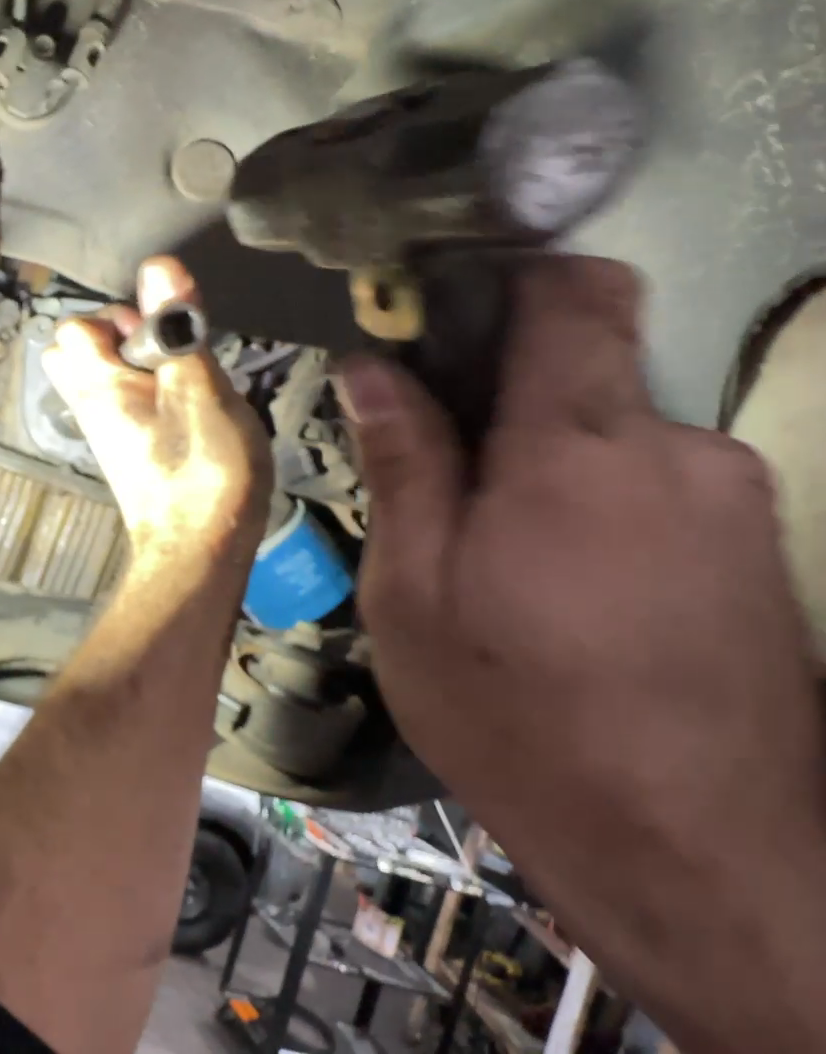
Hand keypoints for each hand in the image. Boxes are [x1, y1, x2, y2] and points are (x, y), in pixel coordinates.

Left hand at [44, 257, 270, 572]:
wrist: (196, 550)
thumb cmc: (202, 472)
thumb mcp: (199, 391)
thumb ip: (175, 330)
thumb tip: (157, 268)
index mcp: (95, 386)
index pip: (73, 325)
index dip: (117, 316)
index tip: (159, 335)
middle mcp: (87, 403)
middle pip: (81, 347)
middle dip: (122, 336)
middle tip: (166, 357)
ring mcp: (104, 427)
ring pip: (105, 373)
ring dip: (141, 364)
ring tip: (181, 382)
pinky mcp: (124, 445)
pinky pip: (121, 398)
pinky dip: (147, 391)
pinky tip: (185, 409)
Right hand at [342, 256, 825, 1051]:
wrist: (690, 848)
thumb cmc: (513, 708)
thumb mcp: (413, 590)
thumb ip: (405, 466)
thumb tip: (374, 370)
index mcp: (580, 448)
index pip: (574, 296)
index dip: (510, 279)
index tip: (437, 315)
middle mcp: (679, 450)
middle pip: (582, 377)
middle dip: (498, 408)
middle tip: (430, 489)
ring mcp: (732, 502)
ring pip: (612, 442)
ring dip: (538, 471)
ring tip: (485, 562)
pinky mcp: (753, 554)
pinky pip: (652, 491)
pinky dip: (587, 510)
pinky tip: (550, 594)